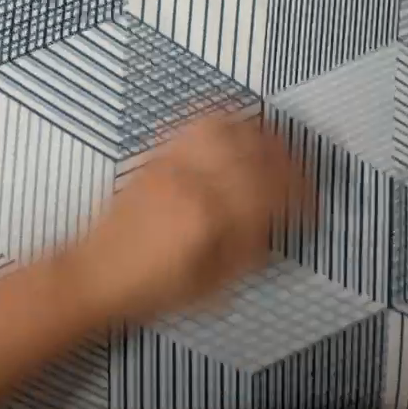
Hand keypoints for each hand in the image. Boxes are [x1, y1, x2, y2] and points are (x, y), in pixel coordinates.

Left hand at [53, 115, 303, 323]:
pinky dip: (224, 118)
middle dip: (289, 159)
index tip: (313, 203)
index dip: (300, 194)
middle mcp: (194, 182)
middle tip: (303, 170)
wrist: (94, 274)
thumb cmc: (152, 290)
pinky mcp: (159, 154)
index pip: (270, 192)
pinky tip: (237, 124)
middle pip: (255, 154)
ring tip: (276, 144)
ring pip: (230, 129)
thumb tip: (278, 226)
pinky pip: (197, 123)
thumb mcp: (210, 286)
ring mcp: (174, 162)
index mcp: (211, 219)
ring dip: (260, 133)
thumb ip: (249, 252)